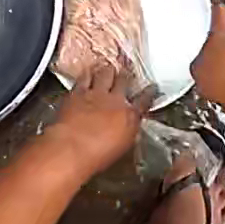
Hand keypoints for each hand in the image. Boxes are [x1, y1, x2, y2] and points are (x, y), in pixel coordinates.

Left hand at [38, 65, 153, 179]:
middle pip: (124, 81)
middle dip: (126, 75)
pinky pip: (84, 78)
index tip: (151, 88)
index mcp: (130, 116)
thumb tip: (127, 130)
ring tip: (108, 67)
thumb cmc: (96, 156)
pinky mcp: (77, 92)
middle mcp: (115, 100)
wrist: (72, 148)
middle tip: (127, 72)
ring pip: (105, 73)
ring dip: (107, 70)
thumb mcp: (122, 147)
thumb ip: (127, 132)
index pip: (144, 100)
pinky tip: (87, 72)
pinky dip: (87, 74)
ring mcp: (96, 94)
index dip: (149, 93)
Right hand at [192, 4, 224, 106]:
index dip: (216, 11)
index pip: (219, 14)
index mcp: (221, 34)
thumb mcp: (197, 68)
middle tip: (209, 62)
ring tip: (219, 79)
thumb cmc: (221, 80)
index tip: (215, 7)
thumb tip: (200, 62)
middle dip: (220, 49)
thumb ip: (199, 59)